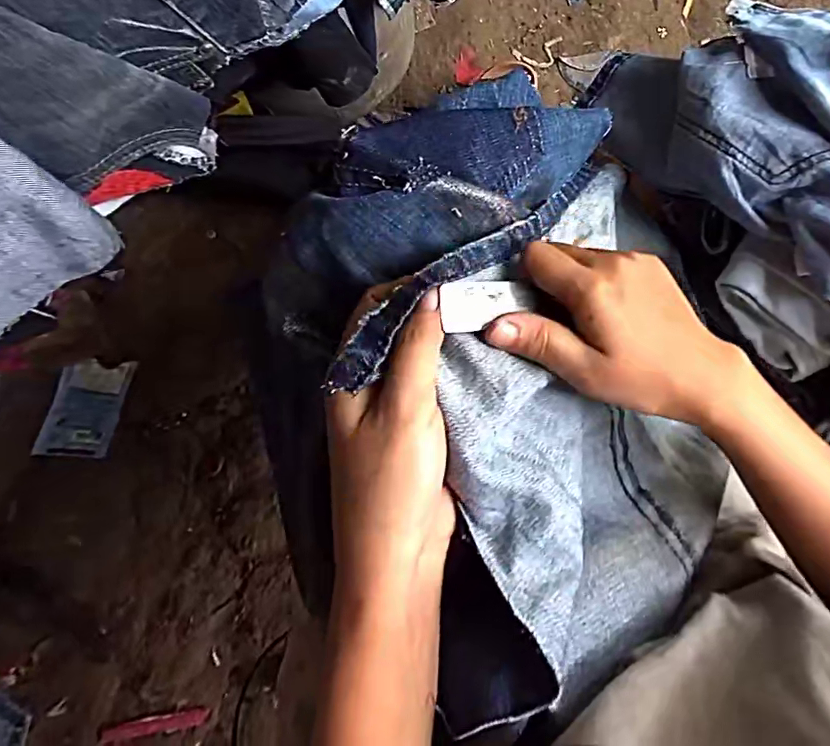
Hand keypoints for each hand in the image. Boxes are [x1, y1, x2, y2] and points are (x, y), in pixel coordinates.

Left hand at [327, 288, 455, 600]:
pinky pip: (433, 375)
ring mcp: (392, 402)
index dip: (406, 287)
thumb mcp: (405, 407)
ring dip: (443, 330)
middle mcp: (366, 383)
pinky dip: (453, 357)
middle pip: (395, 327)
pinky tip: (480, 347)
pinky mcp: (418, 420)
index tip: (450, 275)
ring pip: (417, 350)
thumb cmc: (392, 481)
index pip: (372, 311)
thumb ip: (417, 348)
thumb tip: (431, 290)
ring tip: (482, 309)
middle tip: (473, 288)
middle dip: (429, 304)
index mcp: (348, 376)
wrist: (400, 553)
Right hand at [484, 242, 759, 427]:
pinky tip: (617, 309)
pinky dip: (601, 275)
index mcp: (593, 285)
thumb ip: (539, 341)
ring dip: (576, 277)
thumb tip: (493, 324)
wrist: (704, 373)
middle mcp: (614, 260)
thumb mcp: (586, 371)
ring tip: (594, 317)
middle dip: (549, 278)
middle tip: (564, 319)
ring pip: (583, 253)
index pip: (536, 255)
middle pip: (558, 250)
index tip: (535, 309)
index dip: (525, 280)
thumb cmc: (643, 379)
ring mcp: (636, 258)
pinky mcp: (652, 262)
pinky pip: (609, 257)